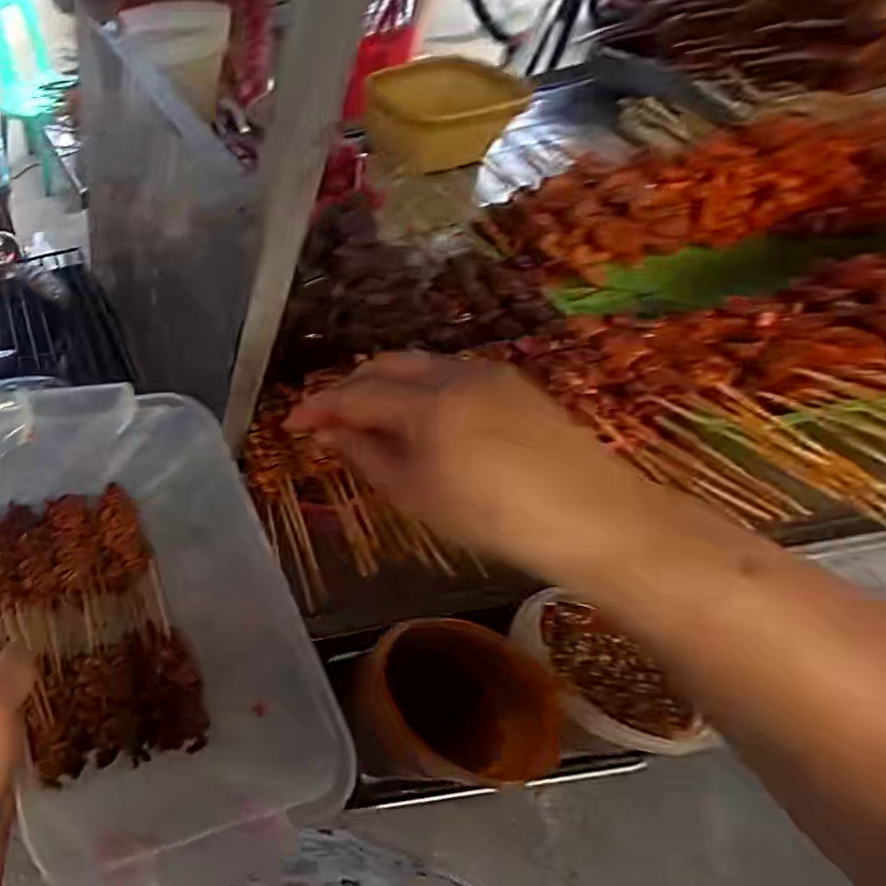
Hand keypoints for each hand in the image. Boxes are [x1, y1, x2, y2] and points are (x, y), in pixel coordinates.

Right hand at [285, 352, 673, 578]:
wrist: (595, 519)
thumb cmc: (492, 517)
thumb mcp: (414, 494)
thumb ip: (365, 455)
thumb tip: (329, 434)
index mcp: (428, 403)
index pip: (355, 395)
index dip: (318, 407)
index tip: (291, 423)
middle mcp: (456, 374)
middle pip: (385, 365)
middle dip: (349, 387)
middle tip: (327, 420)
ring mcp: (489, 374)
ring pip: (418, 366)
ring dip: (384, 386)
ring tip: (369, 421)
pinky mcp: (513, 384)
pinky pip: (448, 375)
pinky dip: (418, 390)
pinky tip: (417, 420)